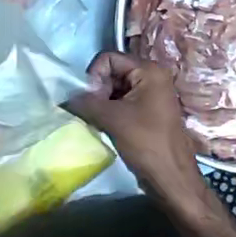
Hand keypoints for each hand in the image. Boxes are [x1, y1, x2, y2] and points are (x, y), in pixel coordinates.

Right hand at [67, 52, 209, 211]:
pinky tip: (106, 127)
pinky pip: (123, 102)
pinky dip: (111, 112)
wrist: (171, 177)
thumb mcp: (112, 119)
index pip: (109, 58)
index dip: (94, 76)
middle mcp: (153, 77)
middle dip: (98, 91)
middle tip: (93, 113)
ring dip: (102, 103)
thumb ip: (85, 102)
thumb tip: (64, 97)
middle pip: (112, 72)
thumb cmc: (146, 143)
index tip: (91, 100)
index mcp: (149, 70)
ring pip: (116, 89)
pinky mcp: (149, 112)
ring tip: (98, 122)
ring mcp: (152, 95)